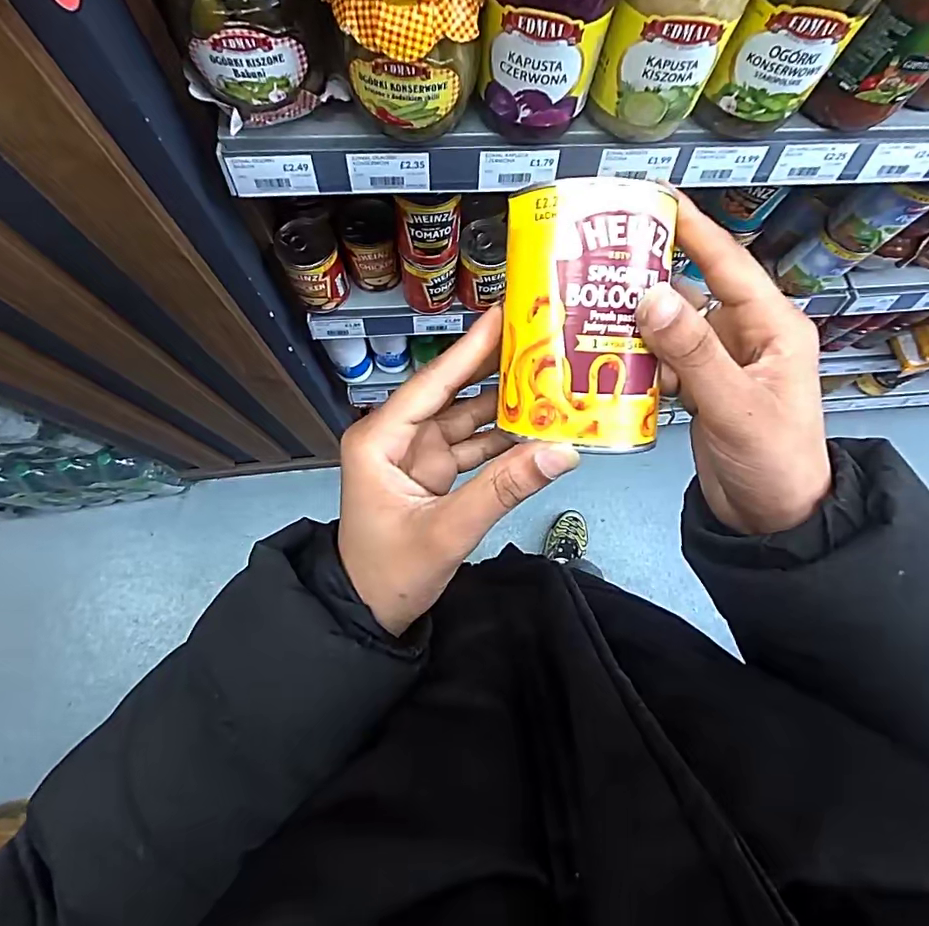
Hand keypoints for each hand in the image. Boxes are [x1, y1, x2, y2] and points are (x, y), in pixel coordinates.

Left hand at [338, 311, 579, 633]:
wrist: (366, 614)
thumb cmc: (389, 573)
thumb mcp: (447, 531)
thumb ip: (503, 489)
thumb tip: (562, 452)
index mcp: (379, 439)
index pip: (431, 384)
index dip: (468, 349)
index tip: (502, 315)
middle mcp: (397, 437)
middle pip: (451, 394)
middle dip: (492, 369)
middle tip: (537, 339)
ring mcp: (418, 455)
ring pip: (466, 420)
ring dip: (504, 405)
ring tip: (549, 379)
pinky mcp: (434, 473)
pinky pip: (473, 447)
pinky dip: (502, 440)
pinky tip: (536, 428)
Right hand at [636, 196, 830, 534]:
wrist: (773, 518)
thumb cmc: (780, 464)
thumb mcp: (738, 406)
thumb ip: (695, 353)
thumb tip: (654, 299)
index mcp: (772, 328)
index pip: (728, 262)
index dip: (692, 227)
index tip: (656, 199)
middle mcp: (744, 337)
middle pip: (689, 290)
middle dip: (648, 277)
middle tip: (603, 262)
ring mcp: (719, 362)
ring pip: (670, 326)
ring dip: (636, 322)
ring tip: (595, 311)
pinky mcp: (699, 386)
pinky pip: (662, 358)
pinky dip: (637, 358)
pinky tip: (612, 361)